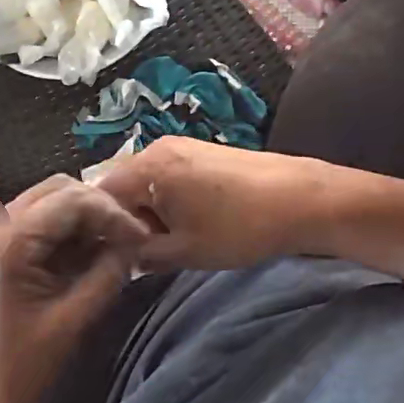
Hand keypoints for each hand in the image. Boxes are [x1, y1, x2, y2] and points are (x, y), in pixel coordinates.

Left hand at [0, 176, 151, 402]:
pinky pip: (31, 228)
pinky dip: (61, 237)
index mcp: (5, 239)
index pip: (71, 199)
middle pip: (56, 192)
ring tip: (116, 250)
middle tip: (132, 241)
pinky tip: (86, 259)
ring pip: (45, 207)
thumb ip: (107, 275)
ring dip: (81, 222)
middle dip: (98, 211)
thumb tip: (135, 244)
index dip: (114, 214)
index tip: (146, 239)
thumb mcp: (69, 324)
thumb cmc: (12, 377)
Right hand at [97, 136, 343, 270]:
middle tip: (145, 250)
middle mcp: (156, 148)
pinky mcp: (200, 150)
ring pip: (145, 182)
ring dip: (149, 210)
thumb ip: (142, 255)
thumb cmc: (238, 227)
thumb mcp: (183, 252)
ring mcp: (180, 145)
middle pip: (122, 187)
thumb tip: (121, 256)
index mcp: (146, 168)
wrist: (302, 199)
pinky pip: (166, 175)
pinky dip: (167, 198)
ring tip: (172, 238)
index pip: (101, 197)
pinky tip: (191, 220)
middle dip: (128, 219)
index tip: (113, 255)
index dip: (103, 228)